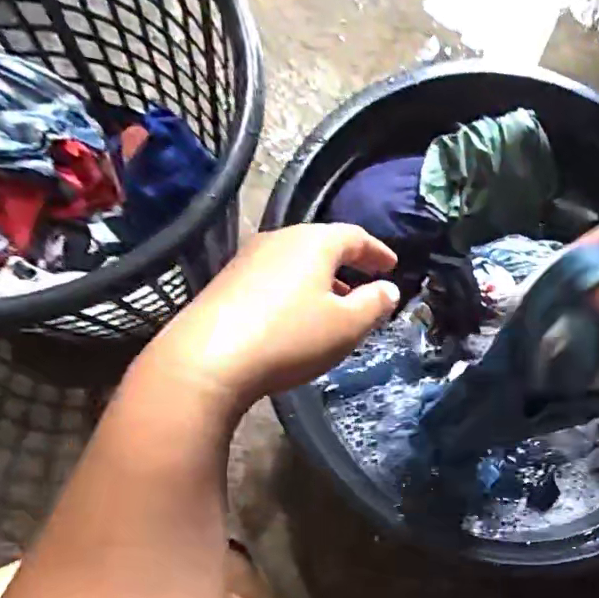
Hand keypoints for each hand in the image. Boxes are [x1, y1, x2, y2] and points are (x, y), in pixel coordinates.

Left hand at [138, 224, 399, 409]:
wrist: (207, 361)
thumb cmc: (290, 337)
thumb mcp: (347, 326)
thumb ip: (374, 304)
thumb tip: (388, 289)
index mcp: (314, 243)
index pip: (355, 236)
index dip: (377, 251)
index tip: (391, 266)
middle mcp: (279, 240)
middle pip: (323, 244)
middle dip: (349, 263)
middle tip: (367, 282)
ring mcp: (248, 258)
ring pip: (297, 260)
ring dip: (323, 277)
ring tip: (337, 303)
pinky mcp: (228, 282)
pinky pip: (276, 275)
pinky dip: (298, 287)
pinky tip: (300, 314)